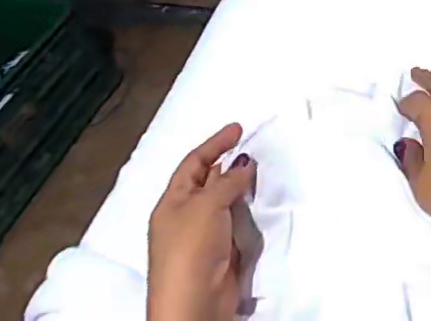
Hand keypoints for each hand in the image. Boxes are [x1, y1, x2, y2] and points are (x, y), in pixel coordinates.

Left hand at [147, 123, 256, 320]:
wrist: (195, 308)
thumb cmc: (190, 249)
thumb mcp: (206, 205)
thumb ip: (227, 182)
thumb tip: (244, 163)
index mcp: (172, 201)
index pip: (194, 162)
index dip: (215, 144)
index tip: (237, 128)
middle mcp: (186, 216)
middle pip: (210, 182)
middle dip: (229, 166)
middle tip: (253, 150)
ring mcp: (205, 238)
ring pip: (226, 204)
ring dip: (240, 191)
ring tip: (258, 174)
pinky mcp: (223, 257)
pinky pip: (237, 227)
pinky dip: (247, 215)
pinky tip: (258, 204)